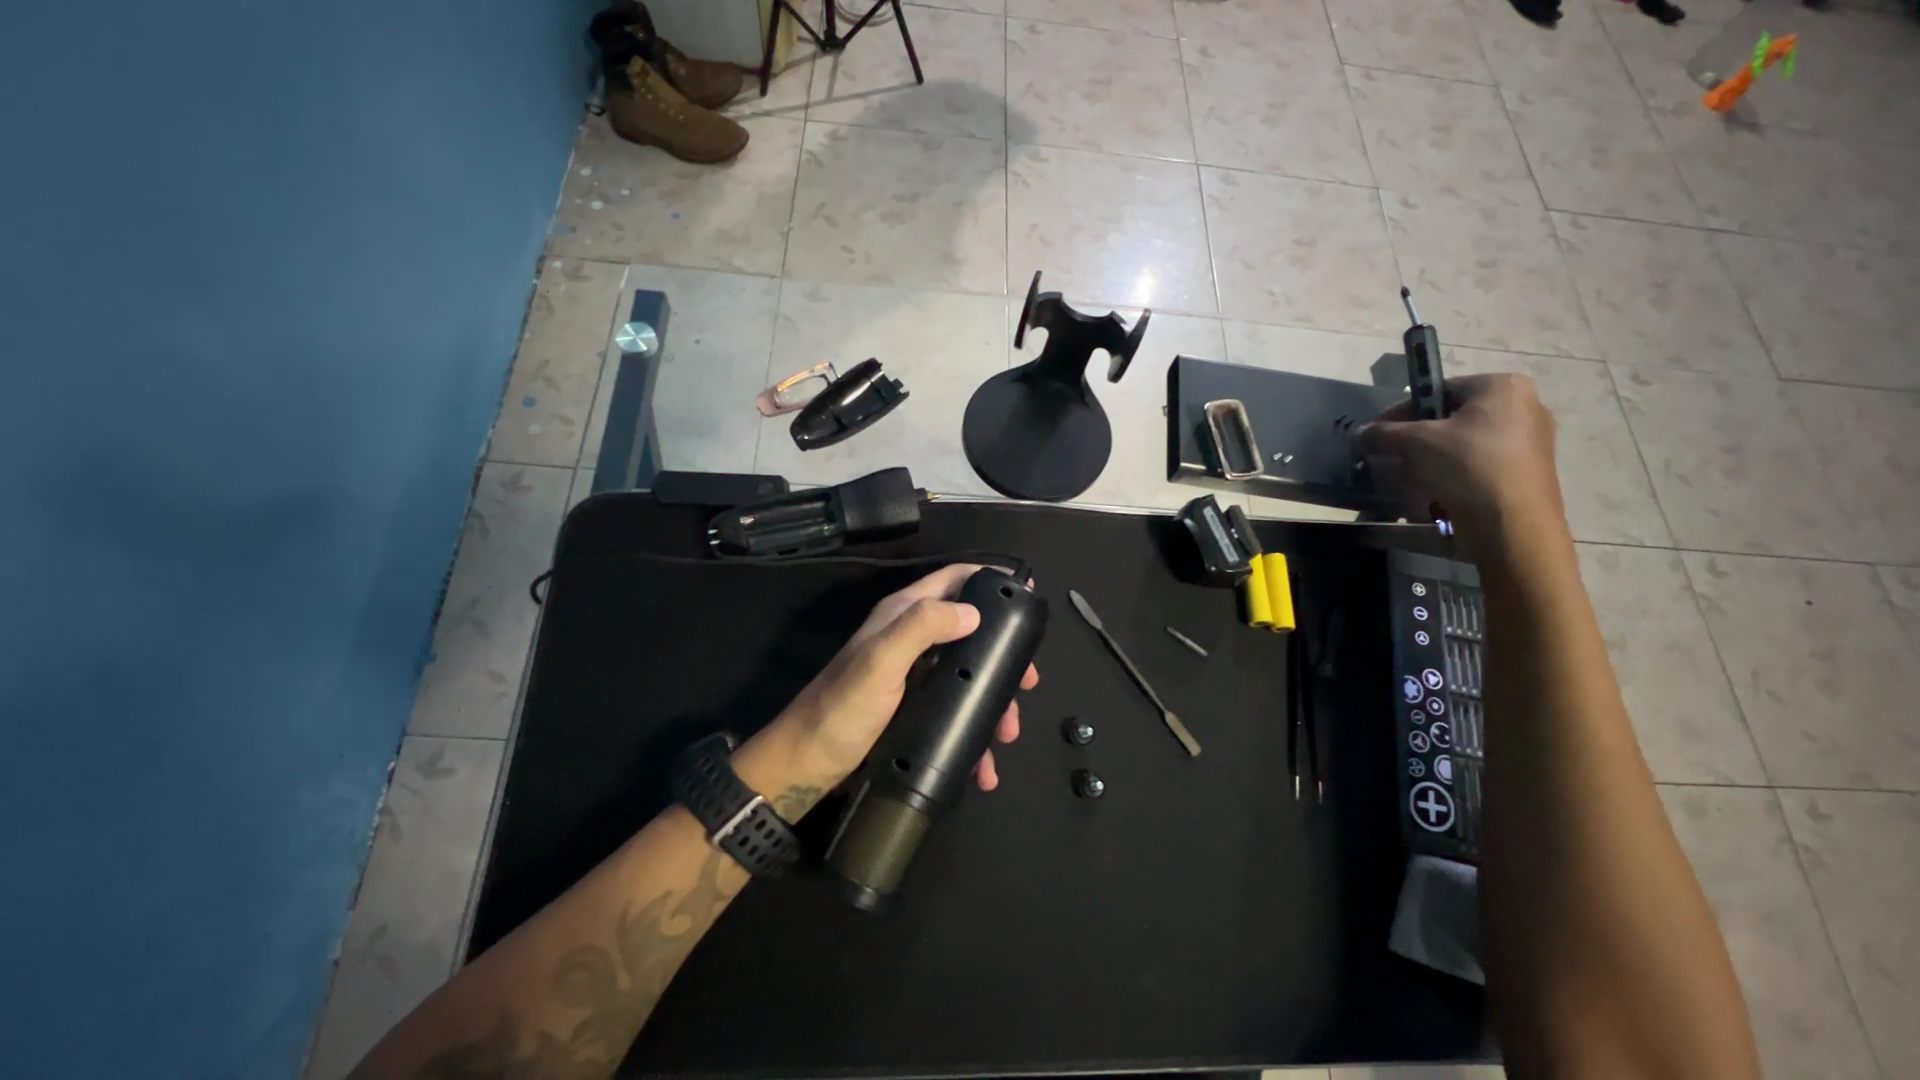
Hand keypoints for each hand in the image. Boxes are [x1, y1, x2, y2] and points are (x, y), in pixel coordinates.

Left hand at [781, 564, 1037, 792]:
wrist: (808, 766)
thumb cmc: (842, 709)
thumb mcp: (881, 661)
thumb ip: (922, 627)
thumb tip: (975, 611)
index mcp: (902, 615)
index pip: (952, 579)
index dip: (989, 579)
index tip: (1026, 596)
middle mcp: (911, 640)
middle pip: (970, 631)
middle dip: (1003, 655)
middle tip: (1028, 682)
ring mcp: (914, 678)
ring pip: (967, 678)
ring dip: (992, 703)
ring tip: (1007, 734)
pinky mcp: (914, 712)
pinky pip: (954, 714)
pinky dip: (972, 735)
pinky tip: (984, 765)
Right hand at [1358, 373, 1565, 558]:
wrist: (1514, 525)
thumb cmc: (1466, 467)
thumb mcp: (1414, 443)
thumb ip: (1384, 433)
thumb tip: (1362, 434)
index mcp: (1501, 387)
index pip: (1438, 391)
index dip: (1402, 412)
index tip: (1380, 433)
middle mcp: (1524, 406)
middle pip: (1451, 422)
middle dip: (1418, 445)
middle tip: (1397, 463)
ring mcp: (1532, 442)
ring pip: (1463, 448)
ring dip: (1432, 466)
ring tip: (1416, 489)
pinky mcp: (1530, 474)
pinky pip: (1481, 469)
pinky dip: (1456, 481)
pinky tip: (1439, 501)